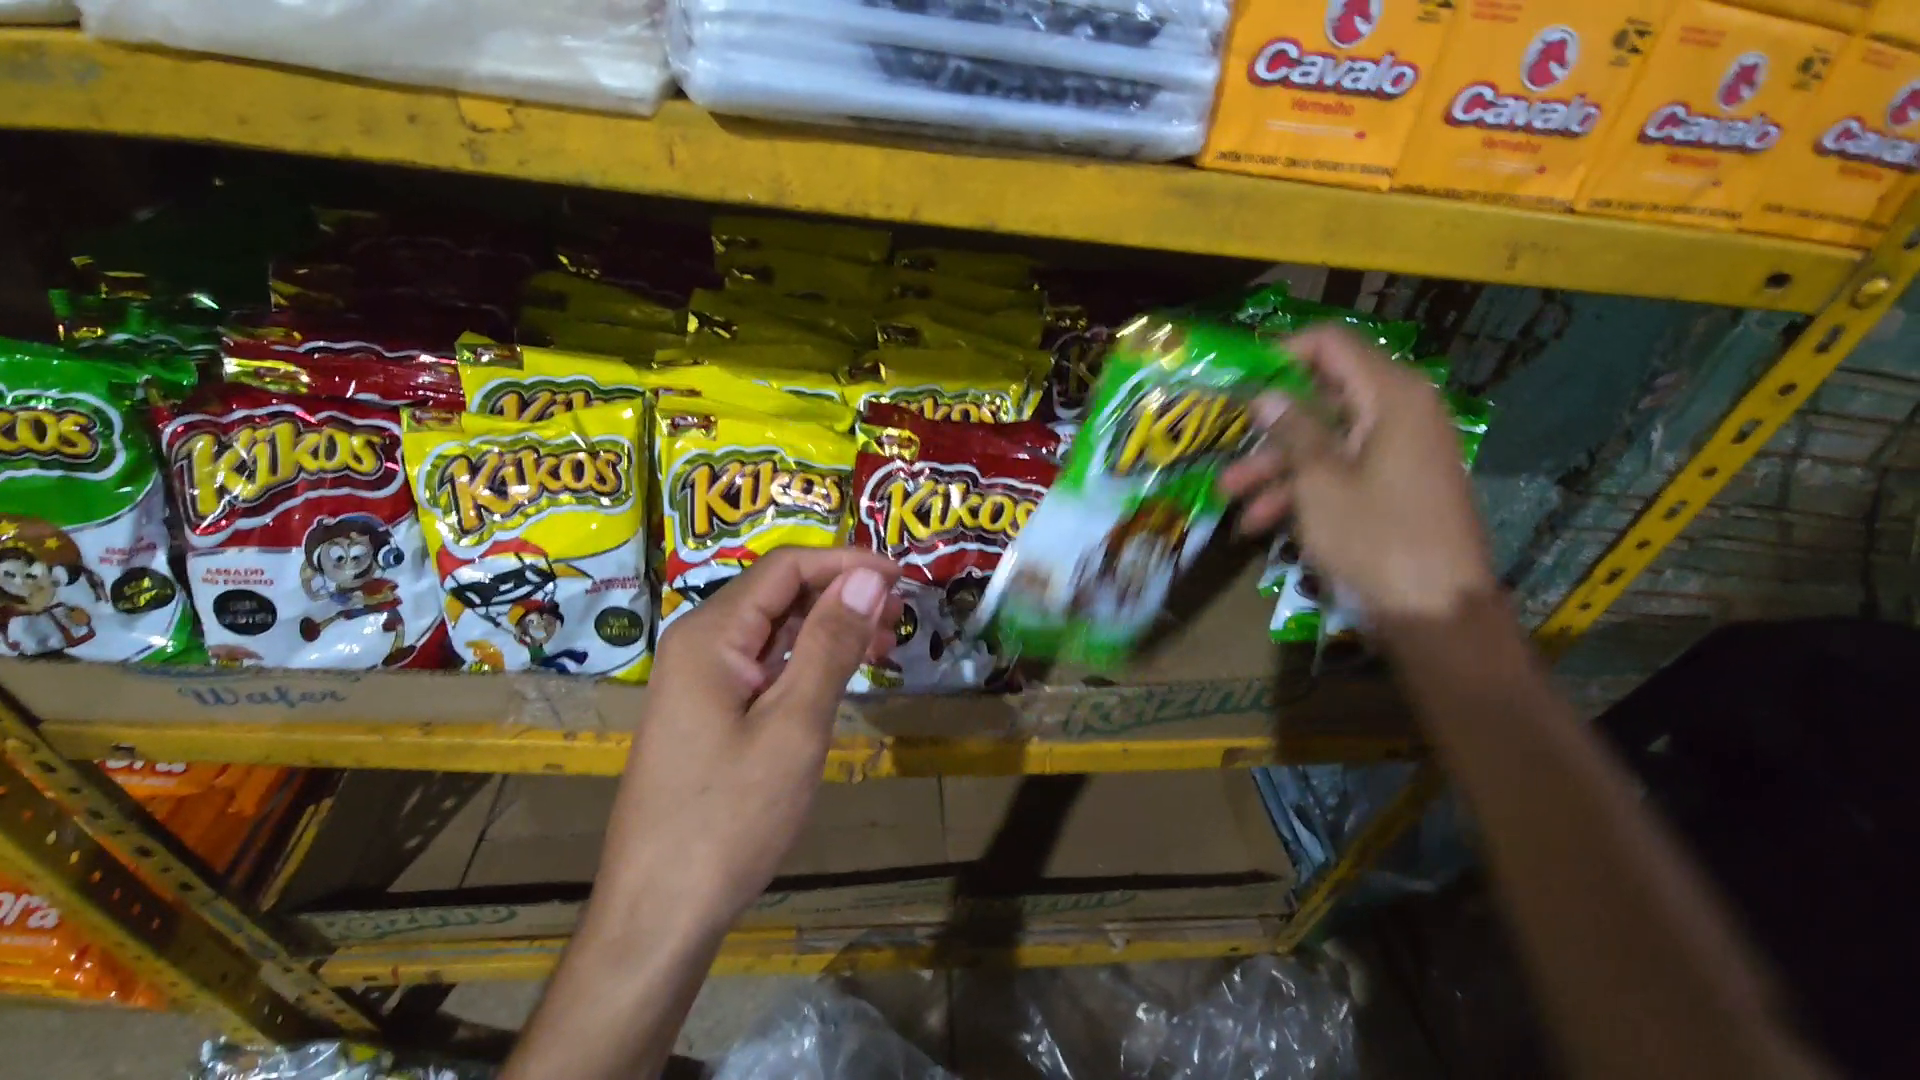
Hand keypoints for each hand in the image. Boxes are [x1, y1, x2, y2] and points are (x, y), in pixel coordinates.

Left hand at [594, 547, 901, 934]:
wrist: (659, 910)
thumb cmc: (730, 816)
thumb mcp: (793, 727)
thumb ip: (831, 645)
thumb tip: (868, 577)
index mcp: (710, 635)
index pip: (785, 567)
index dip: (847, 563)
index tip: (904, 579)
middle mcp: (699, 644)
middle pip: (777, 593)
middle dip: (840, 593)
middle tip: (901, 617)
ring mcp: (699, 681)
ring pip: (773, 631)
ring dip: (828, 628)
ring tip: (884, 644)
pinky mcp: (707, 714)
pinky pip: (763, 667)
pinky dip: (806, 663)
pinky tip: (840, 678)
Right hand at [1218, 326, 1494, 619]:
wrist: (1438, 614)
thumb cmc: (1375, 538)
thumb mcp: (1320, 482)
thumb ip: (1292, 431)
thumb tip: (1266, 394)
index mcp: (1391, 396)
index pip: (1332, 344)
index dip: (1282, 354)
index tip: (1239, 379)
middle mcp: (1401, 414)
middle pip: (1323, 399)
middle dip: (1270, 426)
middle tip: (1226, 446)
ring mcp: (1400, 454)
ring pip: (1327, 442)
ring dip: (1277, 467)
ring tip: (1230, 497)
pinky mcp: (1396, 488)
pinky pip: (1344, 473)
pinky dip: (1305, 492)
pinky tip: (1261, 525)